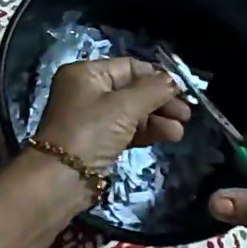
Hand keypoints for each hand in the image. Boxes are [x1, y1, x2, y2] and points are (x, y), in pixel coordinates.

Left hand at [33, 58, 190, 168]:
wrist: (60, 180)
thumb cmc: (90, 132)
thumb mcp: (124, 107)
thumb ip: (153, 90)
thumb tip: (174, 81)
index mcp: (87, 73)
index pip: (130, 67)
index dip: (157, 77)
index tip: (182, 89)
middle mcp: (88, 91)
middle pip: (133, 90)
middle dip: (161, 100)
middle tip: (187, 113)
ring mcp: (93, 118)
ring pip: (133, 111)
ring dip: (158, 118)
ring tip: (181, 129)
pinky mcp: (98, 141)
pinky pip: (128, 129)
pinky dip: (148, 131)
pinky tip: (170, 136)